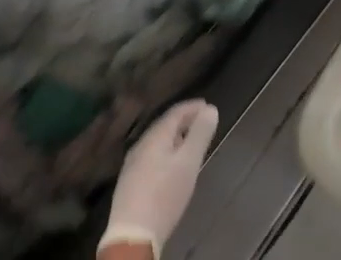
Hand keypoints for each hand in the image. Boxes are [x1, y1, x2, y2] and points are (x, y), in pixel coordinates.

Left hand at [98, 99, 218, 258]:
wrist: (133, 234)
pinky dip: (166, 152)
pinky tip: (172, 165)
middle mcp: (140, 146)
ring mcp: (132, 165)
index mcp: (155, 138)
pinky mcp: (130, 183)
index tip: (208, 106)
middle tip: (202, 123)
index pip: (175, 113)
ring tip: (190, 143)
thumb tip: (210, 109)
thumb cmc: (164, 194)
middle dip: (184, 122)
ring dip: (175, 138)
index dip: (192, 107)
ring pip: (157, 143)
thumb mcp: (188, 163)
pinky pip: (152, 157)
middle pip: (164, 126)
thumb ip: (200, 134)